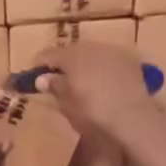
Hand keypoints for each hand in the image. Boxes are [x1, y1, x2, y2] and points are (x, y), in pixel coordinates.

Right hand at [26, 42, 165, 143]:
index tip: (33, 77)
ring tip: (80, 83)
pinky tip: (101, 84)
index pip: (48, 55)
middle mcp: (92, 47)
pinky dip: (101, 69)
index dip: (39, 65)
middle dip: (62, 64)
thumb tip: (41, 78)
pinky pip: (109, 61)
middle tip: (56, 80)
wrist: (133, 118)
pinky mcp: (131, 62)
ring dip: (83, 65)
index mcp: (72, 55)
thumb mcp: (66, 103)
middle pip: (71, 52)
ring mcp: (114, 52)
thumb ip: (54, 86)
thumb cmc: (92, 111)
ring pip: (92, 54)